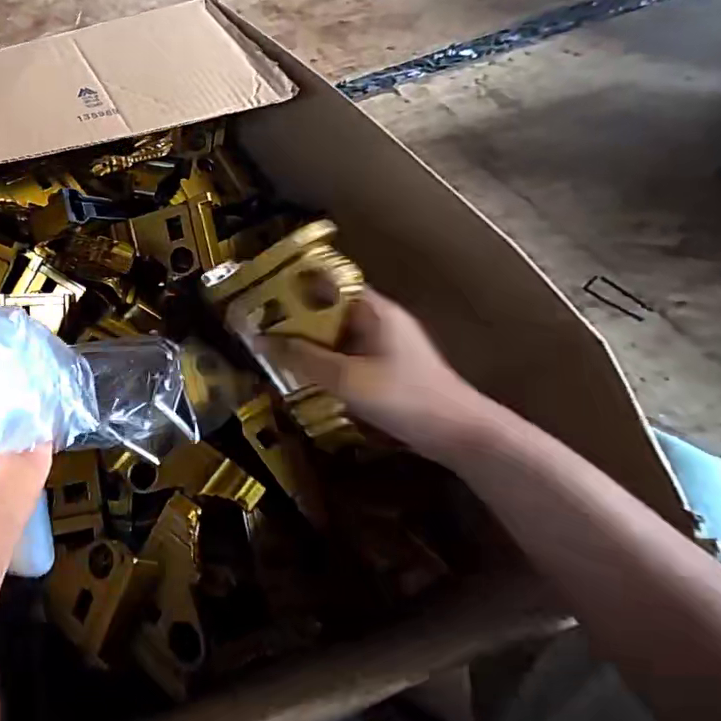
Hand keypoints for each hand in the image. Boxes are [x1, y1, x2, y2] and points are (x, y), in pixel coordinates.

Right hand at [262, 290, 498, 459]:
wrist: (460, 436)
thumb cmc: (403, 397)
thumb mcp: (345, 378)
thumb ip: (301, 358)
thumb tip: (259, 340)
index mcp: (375, 311)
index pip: (330, 284)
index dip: (297, 286)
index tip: (264, 295)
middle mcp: (380, 321)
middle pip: (329, 310)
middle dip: (295, 318)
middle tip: (260, 327)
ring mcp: (386, 345)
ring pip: (336, 335)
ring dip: (308, 342)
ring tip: (273, 350)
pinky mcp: (387, 369)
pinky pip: (346, 355)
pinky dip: (324, 360)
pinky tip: (303, 374)